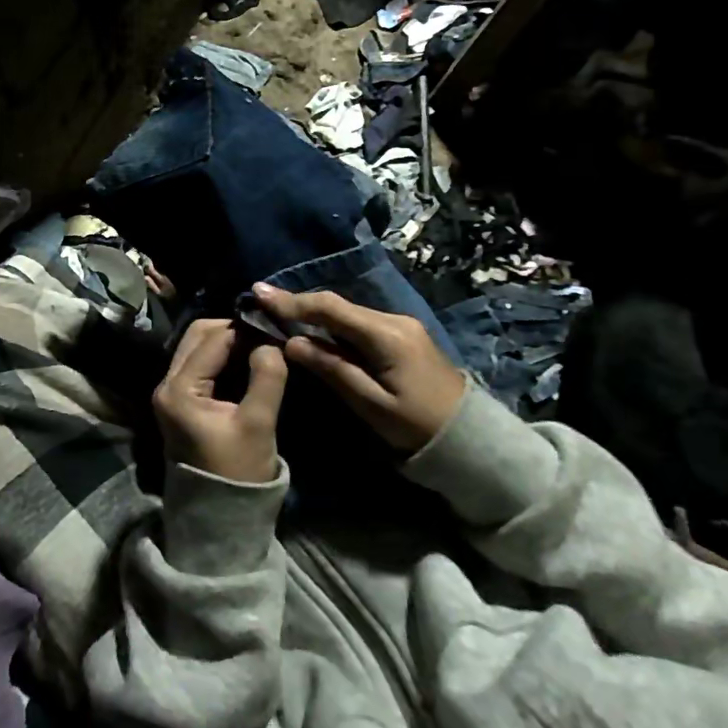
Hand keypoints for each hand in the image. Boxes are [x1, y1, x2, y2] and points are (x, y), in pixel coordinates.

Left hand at [152, 318, 286, 482]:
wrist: (219, 517)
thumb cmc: (238, 472)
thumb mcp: (259, 423)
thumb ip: (266, 376)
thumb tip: (271, 341)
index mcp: (179, 390)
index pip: (213, 339)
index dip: (245, 328)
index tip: (275, 324)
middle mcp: (167, 385)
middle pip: (198, 336)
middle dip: (233, 329)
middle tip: (267, 332)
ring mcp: (171, 393)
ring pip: (198, 347)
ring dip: (228, 341)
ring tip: (262, 343)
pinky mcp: (182, 401)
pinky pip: (201, 364)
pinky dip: (223, 356)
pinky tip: (249, 359)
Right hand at [252, 284, 465, 452]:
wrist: (467, 436)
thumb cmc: (417, 426)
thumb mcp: (371, 404)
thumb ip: (333, 370)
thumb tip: (293, 343)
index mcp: (386, 335)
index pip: (331, 309)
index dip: (293, 301)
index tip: (259, 292)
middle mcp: (393, 320)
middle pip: (339, 306)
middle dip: (300, 304)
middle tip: (263, 303)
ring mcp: (400, 326)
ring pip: (348, 313)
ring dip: (316, 314)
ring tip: (280, 315)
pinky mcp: (402, 336)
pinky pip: (360, 324)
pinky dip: (333, 325)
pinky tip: (315, 330)